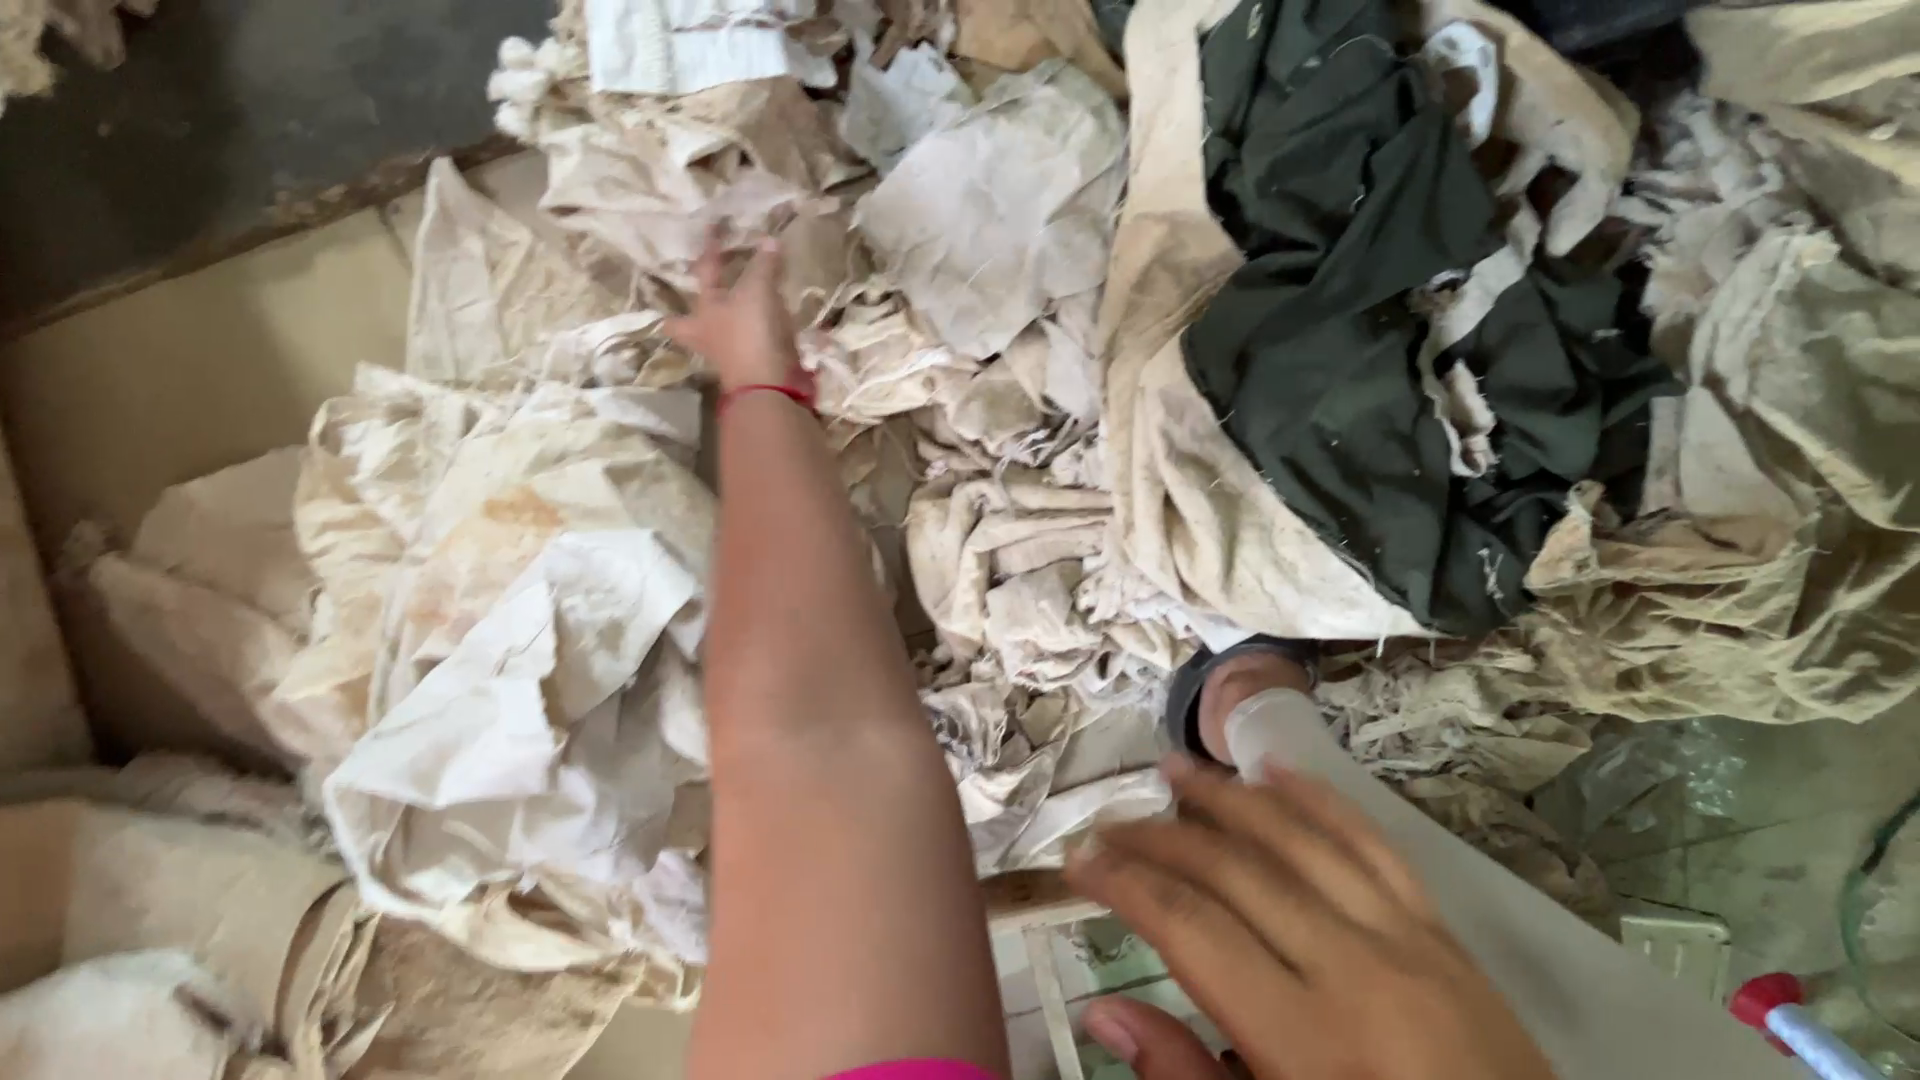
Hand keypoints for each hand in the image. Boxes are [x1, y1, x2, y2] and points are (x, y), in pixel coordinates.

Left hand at [663, 231, 802, 391]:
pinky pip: (747, 343)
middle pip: (684, 324)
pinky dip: (754, 333)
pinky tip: (763, 327)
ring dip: (722, 323)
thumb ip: (763, 266)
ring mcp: (727, 353)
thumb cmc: (750, 333)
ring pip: (717, 334)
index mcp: (702, 311)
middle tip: (688, 306)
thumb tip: (769, 240)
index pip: (704, 270)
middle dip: (683, 316)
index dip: (709, 248)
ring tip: (732, 311)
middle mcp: (707, 334)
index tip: (712, 226)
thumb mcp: (756, 291)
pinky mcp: (750, 366)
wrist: (769, 384)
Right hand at [1066, 757, 1555, 1079]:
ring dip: (1228, 796)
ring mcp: (1408, 942)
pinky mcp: (1445, 937)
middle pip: (1234, 871)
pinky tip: (1276, 770)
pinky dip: (1319, 801)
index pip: (1191, 928)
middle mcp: (1355, 969)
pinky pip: (1373, 846)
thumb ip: (1186, 1078)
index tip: (1079, 861)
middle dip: (1159, 839)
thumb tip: (1101, 1010)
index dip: (1126, 884)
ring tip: (1174, 767)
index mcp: (1308, 1039)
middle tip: (1108, 823)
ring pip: (1298, 839)